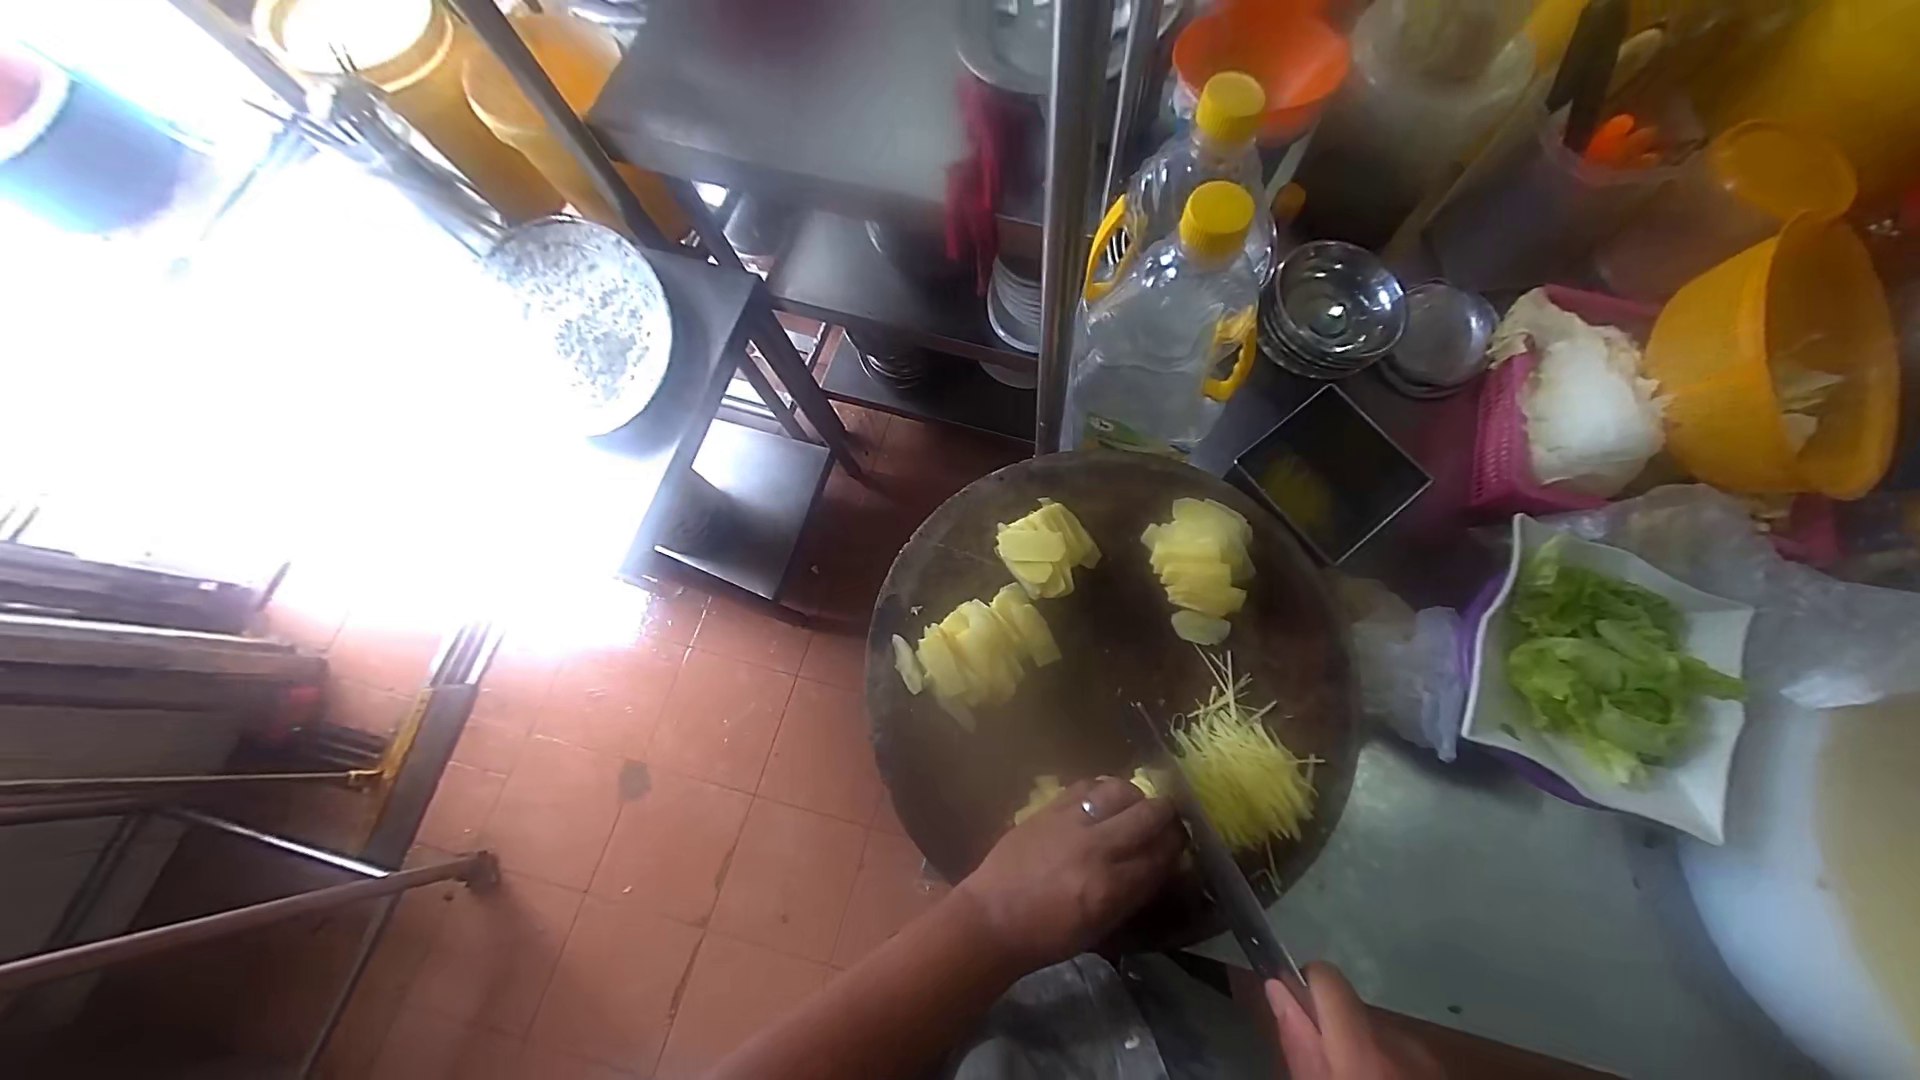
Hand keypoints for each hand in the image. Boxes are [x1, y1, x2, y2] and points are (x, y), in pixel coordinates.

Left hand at [956, 776, 1183, 972]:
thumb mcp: (1102, 924)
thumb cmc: (1050, 933)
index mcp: (1113, 887)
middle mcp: (1097, 848)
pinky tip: (1104, 797)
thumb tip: (1159, 863)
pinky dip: (1102, 788)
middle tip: (1167, 817)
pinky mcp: (1050, 807)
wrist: (995, 915)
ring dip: (1135, 796)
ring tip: (1134, 804)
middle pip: (1148, 816)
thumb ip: (1133, 891)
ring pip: (1119, 791)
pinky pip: (1086, 785)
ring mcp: (1072, 822)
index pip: (1161, 855)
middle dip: (1166, 814)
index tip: (1182, 840)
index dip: (1177, 845)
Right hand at [1269, 963, 1443, 1079]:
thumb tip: (1276, 985)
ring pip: (1378, 1029)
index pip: (1326, 974)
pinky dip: (1391, 1063)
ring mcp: (1428, 1056)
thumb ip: (1298, 1041)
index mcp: (1362, 1043)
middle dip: (1336, 1026)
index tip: (1299, 1011)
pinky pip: (1404, 1050)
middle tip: (1329, 1064)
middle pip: (1351, 1004)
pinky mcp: (1445, 1069)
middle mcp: (1398, 1039)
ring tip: (1358, 1076)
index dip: (1307, 986)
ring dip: (1365, 1047)